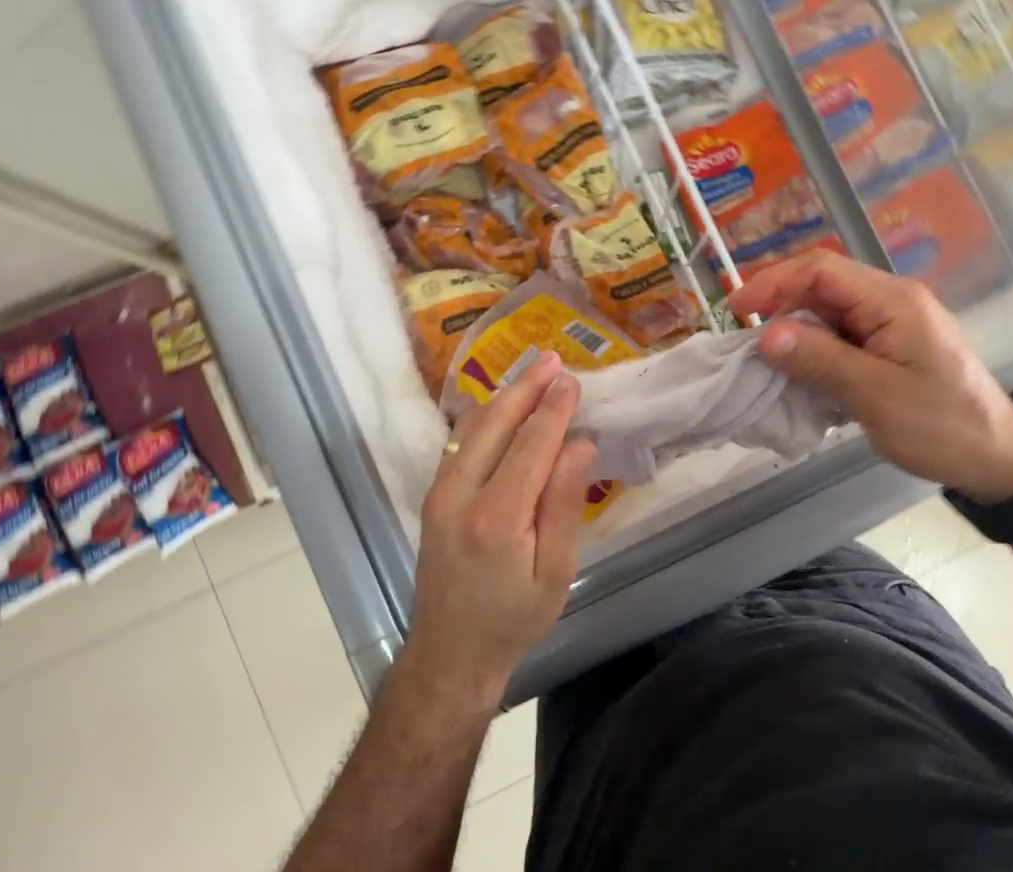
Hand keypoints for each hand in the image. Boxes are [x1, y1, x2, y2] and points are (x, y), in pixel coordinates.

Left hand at [407, 351, 597, 708]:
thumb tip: (579, 444)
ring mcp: (439, 494)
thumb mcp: (555, 572)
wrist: (450, 653)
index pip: (531, 444)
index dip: (554, 409)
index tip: (573, 380)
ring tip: (533, 373)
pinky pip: (459, 444)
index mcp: (497, 516)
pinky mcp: (433, 498)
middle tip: (553, 359)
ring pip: (471, 428)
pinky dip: (484, 417)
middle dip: (526, 388)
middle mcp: (459, 494)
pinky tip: (501, 407)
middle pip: (494, 423)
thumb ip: (564, 504)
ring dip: (503, 397)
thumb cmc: (514, 618)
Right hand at [731, 253, 1012, 504]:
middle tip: (746, 343)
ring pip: (828, 315)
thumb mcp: (876, 395)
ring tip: (765, 364)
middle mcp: (891, 302)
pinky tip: (798, 377)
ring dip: (795, 335)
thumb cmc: (941, 426)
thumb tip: (766, 335)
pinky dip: (814, 354)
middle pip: (822, 288)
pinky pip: (841, 338)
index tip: (737, 312)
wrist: (997, 458)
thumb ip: (820, 361)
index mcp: (893, 301)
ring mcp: (891, 325)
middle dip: (780, 308)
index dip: (773, 283)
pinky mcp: (890, 349)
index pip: (821, 270)